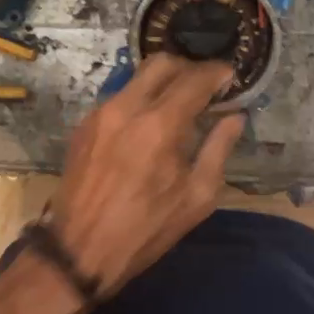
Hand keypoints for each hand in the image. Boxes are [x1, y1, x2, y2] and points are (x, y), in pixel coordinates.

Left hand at [47, 54, 245, 294]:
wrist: (79, 250)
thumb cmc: (145, 230)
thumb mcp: (196, 197)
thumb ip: (219, 150)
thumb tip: (235, 117)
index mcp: (160, 125)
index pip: (195, 79)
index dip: (217, 73)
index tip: (230, 77)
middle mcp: (126, 108)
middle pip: (162, 63)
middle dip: (188, 68)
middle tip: (205, 86)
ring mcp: (100, 114)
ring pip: (136, 78)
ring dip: (162, 83)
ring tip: (179, 105)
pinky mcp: (84, 126)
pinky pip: (118, 97)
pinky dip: (140, 100)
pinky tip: (149, 124)